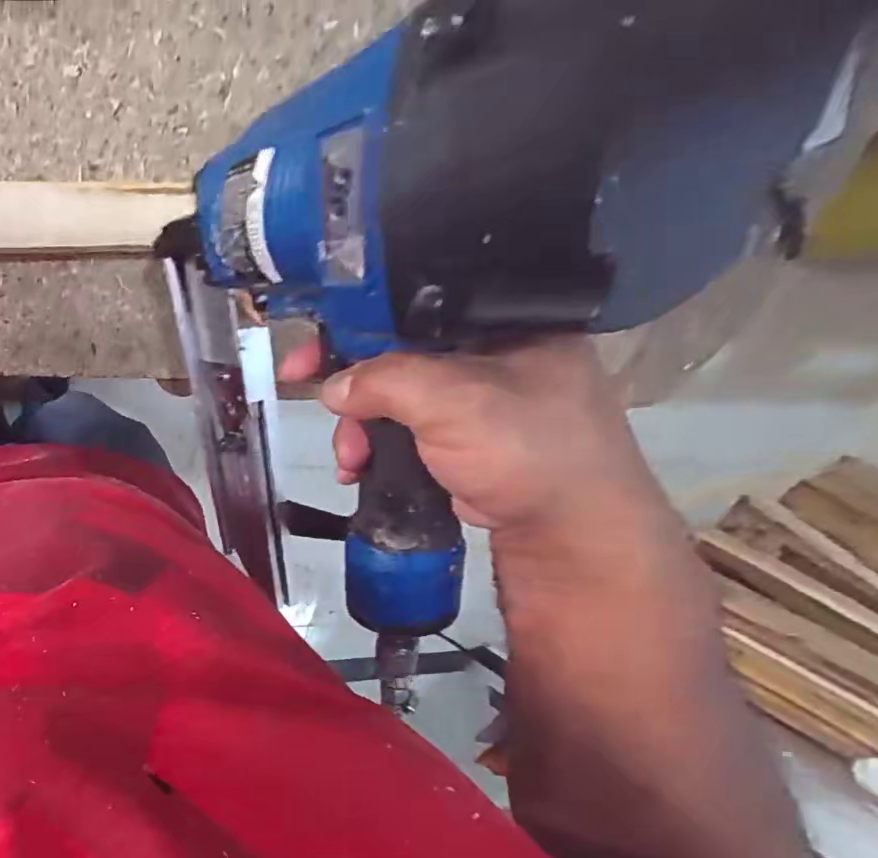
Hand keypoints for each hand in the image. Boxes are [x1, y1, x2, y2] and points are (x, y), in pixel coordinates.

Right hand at [280, 336, 678, 553]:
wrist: (566, 533)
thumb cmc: (526, 450)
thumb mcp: (455, 401)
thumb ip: (386, 381)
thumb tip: (334, 388)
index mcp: (501, 320)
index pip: (415, 304)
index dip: (356, 322)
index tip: (311, 353)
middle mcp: (488, 353)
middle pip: (396, 357)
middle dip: (355, 393)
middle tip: (329, 415)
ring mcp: (475, 402)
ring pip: (395, 401)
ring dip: (361, 430)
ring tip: (352, 463)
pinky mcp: (461, 442)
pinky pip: (405, 433)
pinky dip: (377, 450)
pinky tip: (361, 471)